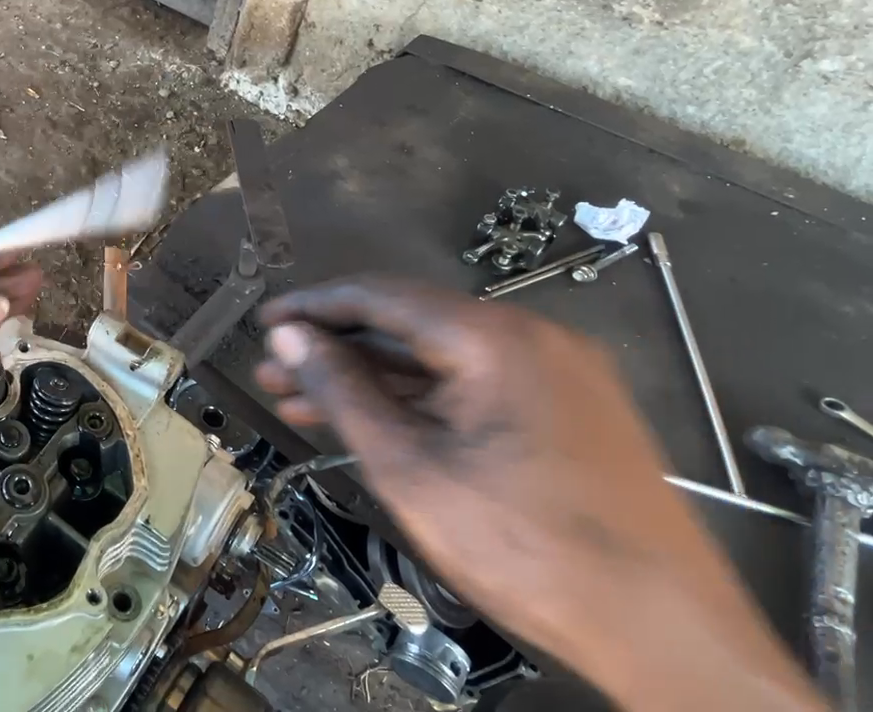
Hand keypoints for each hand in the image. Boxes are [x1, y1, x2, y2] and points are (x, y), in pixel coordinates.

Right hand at [254, 277, 822, 711]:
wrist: (670, 637)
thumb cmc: (522, 544)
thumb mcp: (408, 466)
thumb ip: (340, 390)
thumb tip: (288, 337)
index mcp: (493, 339)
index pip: (379, 296)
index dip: (311, 306)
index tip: (262, 322)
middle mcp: (529, 339)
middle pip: (407, 326)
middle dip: (333, 350)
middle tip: (272, 374)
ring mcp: (554, 375)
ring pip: (436, 361)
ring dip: (369, 380)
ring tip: (300, 404)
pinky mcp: (565, 412)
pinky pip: (470, 388)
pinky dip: (416, 402)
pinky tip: (368, 424)